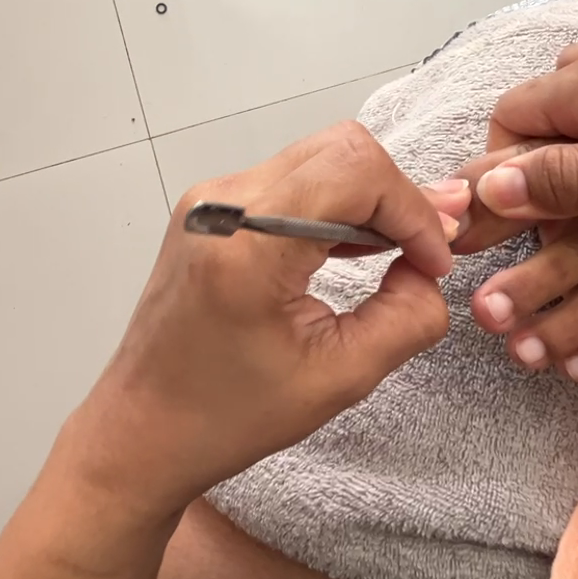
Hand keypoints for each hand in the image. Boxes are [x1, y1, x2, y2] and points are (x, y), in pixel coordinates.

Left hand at [65, 122, 466, 520]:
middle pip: (342, 150)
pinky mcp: (213, 210)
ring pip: (320, 159)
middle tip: (422, 253)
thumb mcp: (339, 377)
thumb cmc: (226, 415)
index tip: (433, 263)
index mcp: (247, 241)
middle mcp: (222, 201)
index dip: (413, 211)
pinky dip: (336, 205)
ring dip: (368, 200)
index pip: (357, 170)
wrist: (144, 428)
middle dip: (396, 198)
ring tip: (395, 254)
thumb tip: (430, 270)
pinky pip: (293, 181)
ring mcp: (212, 200)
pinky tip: (354, 246)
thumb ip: (406, 317)